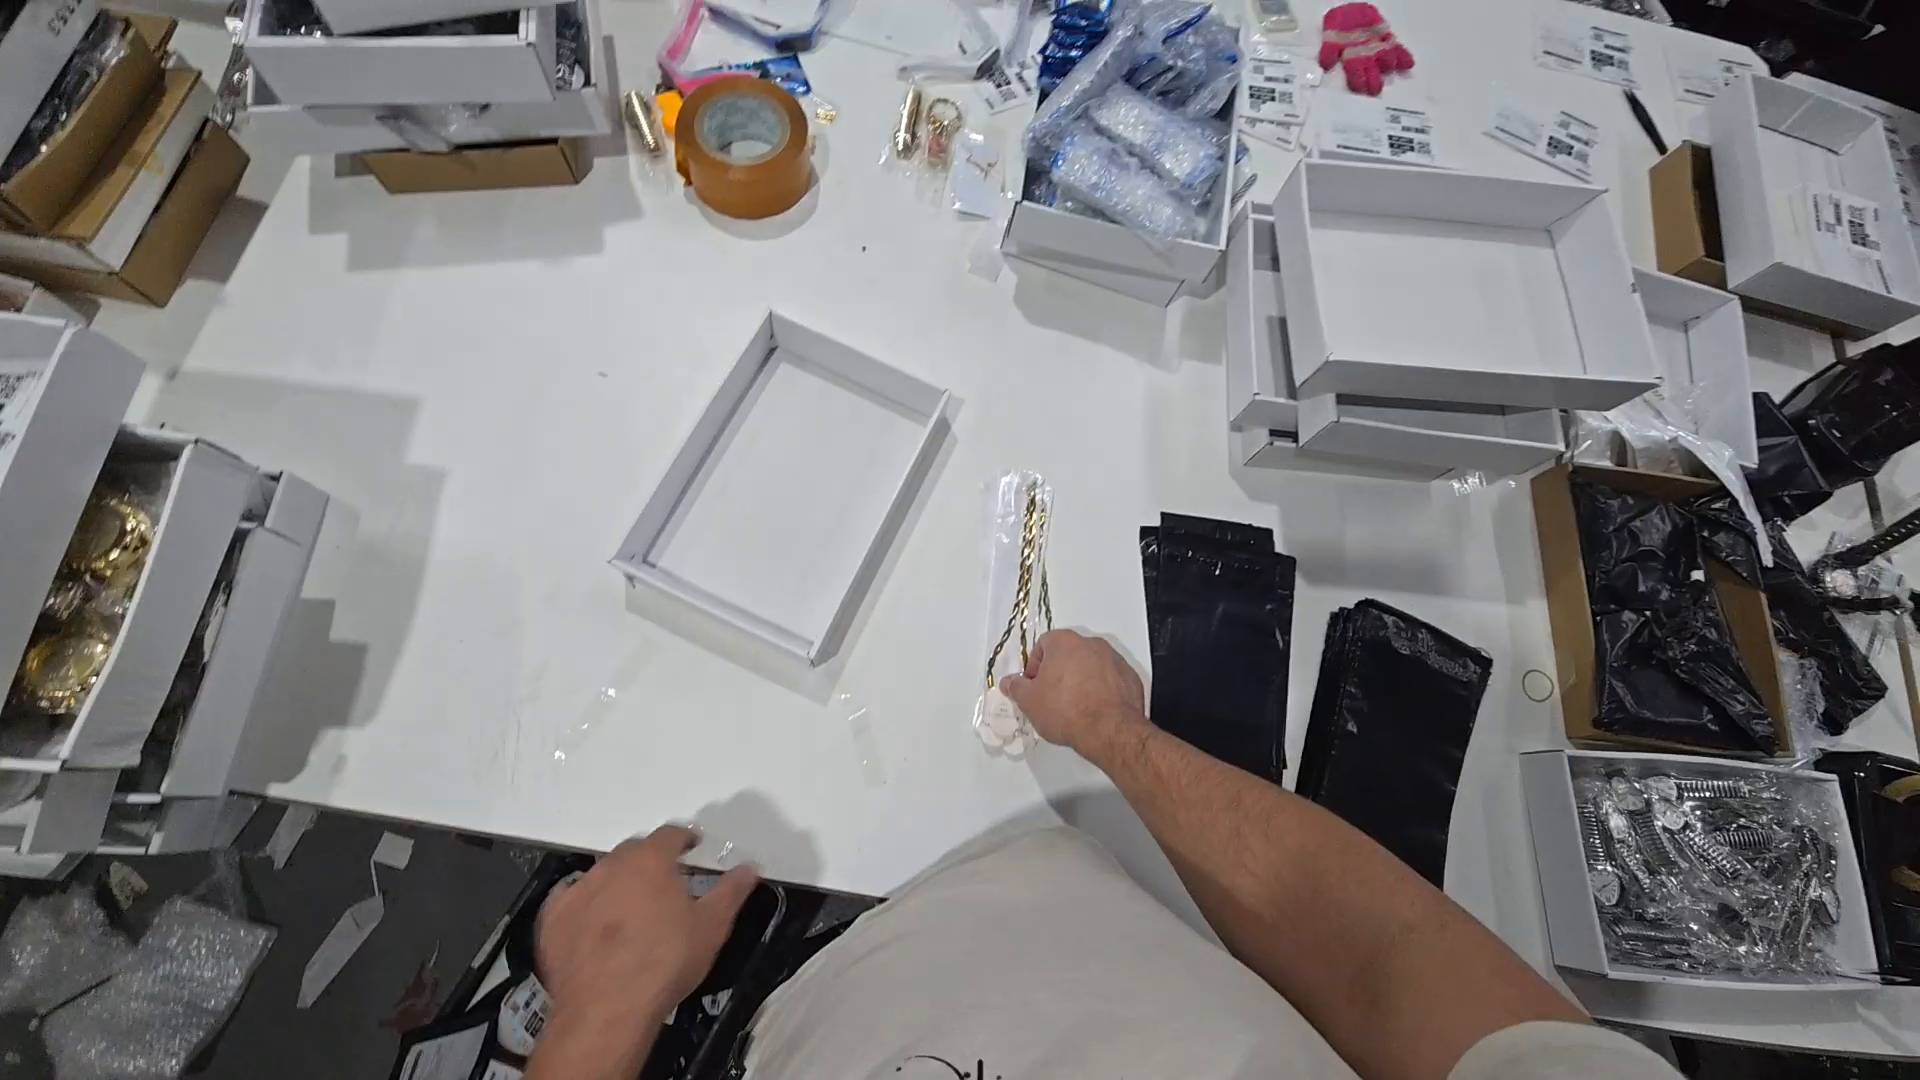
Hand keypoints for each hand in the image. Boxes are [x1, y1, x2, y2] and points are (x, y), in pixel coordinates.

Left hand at [536, 826, 758, 1027]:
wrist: (607, 1011)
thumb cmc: (666, 962)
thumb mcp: (712, 927)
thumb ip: (731, 891)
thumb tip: (750, 868)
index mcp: (651, 860)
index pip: (670, 834)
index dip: (684, 839)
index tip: (692, 849)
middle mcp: (612, 865)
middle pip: (634, 850)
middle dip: (650, 860)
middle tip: (665, 882)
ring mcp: (578, 891)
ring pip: (602, 872)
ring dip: (618, 880)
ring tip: (630, 905)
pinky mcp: (552, 920)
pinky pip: (569, 897)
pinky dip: (584, 902)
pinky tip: (591, 919)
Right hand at [999, 629, 1149, 762]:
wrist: (1110, 731)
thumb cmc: (1065, 711)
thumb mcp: (1030, 702)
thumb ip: (1016, 687)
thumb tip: (1009, 682)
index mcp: (1064, 642)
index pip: (1043, 645)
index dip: (1034, 665)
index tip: (1034, 686)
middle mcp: (1091, 644)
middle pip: (1068, 653)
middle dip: (1058, 671)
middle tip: (1052, 696)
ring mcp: (1114, 659)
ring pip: (1090, 665)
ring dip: (1081, 679)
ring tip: (1075, 706)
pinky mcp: (1130, 677)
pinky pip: (1110, 678)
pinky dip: (1101, 689)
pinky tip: (1095, 709)